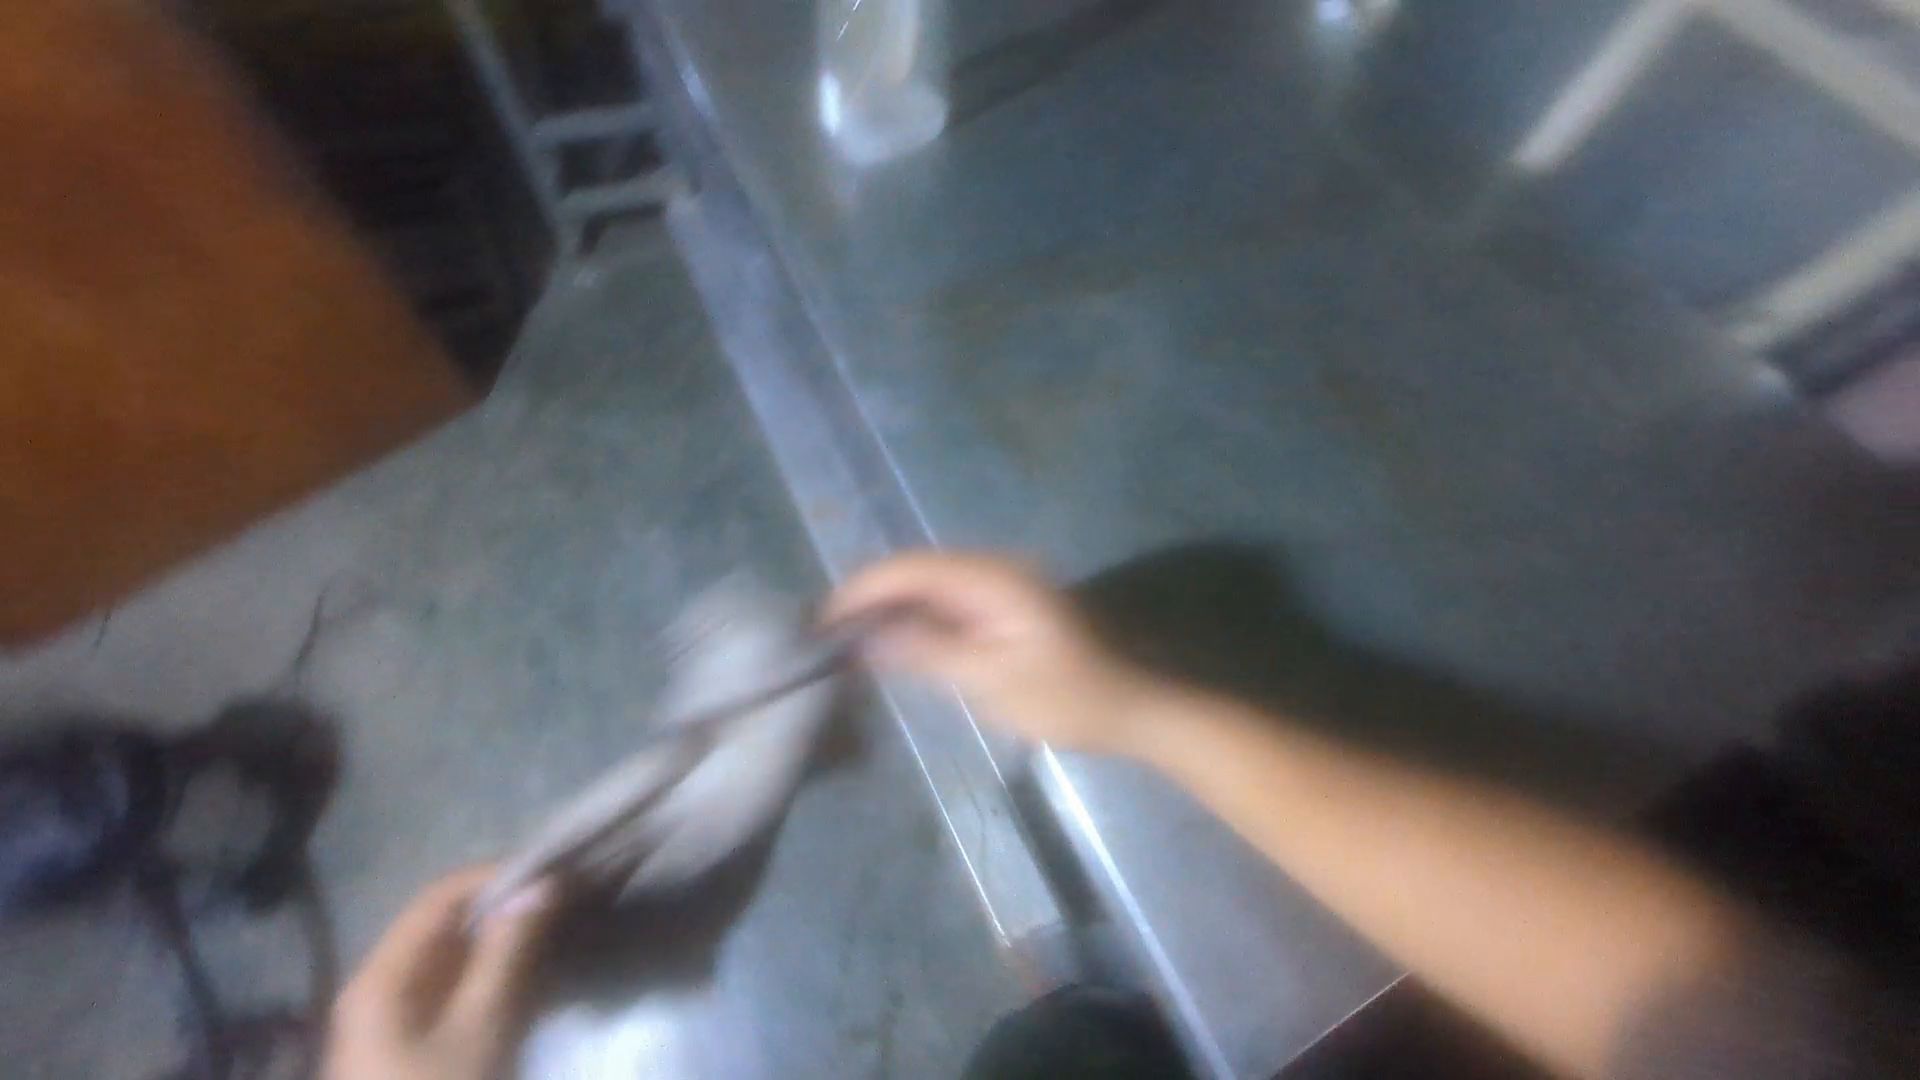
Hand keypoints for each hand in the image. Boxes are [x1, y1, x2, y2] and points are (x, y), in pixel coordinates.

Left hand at [325, 868, 557, 1079]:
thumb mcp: (481, 1026)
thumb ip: (509, 950)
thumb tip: (543, 883)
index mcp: (383, 977)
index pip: (442, 896)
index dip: (498, 876)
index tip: (555, 874)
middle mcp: (383, 985)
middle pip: (448, 924)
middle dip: (507, 907)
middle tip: (565, 901)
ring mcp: (396, 1017)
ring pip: (457, 955)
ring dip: (507, 940)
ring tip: (560, 933)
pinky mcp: (413, 1043)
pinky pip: (458, 987)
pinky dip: (497, 973)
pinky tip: (536, 978)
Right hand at [824, 551, 1160, 754]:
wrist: (1130, 709)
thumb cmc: (1066, 699)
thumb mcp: (992, 680)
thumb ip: (928, 651)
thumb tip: (868, 637)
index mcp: (992, 578)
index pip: (911, 569)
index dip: (863, 590)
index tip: (823, 620)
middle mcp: (993, 569)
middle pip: (916, 571)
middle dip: (870, 597)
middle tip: (827, 634)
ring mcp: (1000, 587)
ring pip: (929, 586)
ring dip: (890, 608)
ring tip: (847, 639)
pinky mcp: (1003, 608)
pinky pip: (948, 603)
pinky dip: (917, 620)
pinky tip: (892, 643)